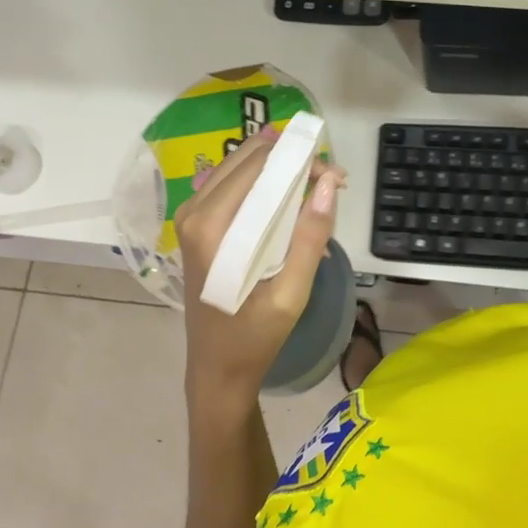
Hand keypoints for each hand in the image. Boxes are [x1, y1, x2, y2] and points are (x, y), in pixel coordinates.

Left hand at [174, 126, 346, 399]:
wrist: (216, 370)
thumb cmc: (254, 336)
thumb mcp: (292, 294)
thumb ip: (310, 237)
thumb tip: (330, 183)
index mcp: (212, 226)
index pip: (260, 165)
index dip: (302, 160)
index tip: (336, 178)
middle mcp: (194, 211)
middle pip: (248, 158)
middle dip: (293, 161)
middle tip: (331, 183)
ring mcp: (190, 215)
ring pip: (239, 166)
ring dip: (279, 169)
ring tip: (316, 189)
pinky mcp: (195, 223)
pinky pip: (231, 184)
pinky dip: (263, 182)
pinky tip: (288, 201)